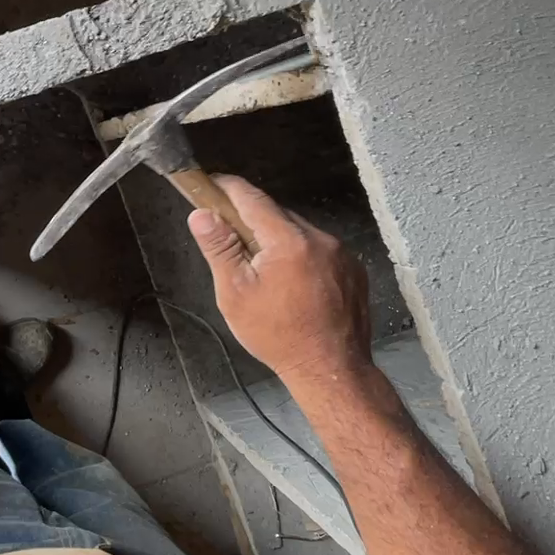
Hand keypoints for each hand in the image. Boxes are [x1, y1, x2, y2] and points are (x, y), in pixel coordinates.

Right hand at [187, 173, 372, 392]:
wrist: (331, 370)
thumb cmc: (276, 334)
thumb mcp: (235, 292)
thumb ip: (219, 248)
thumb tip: (201, 213)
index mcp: (288, 241)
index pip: (252, 198)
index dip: (228, 187)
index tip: (211, 183)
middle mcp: (320, 239)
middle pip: (276, 214)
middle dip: (250, 219)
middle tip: (228, 237)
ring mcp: (341, 254)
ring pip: (298, 231)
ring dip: (276, 237)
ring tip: (260, 268)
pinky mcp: (353, 269)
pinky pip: (318, 248)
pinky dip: (299, 253)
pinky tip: (290, 281)